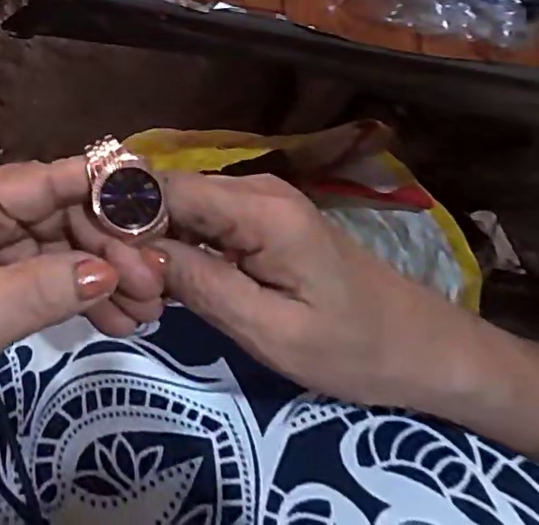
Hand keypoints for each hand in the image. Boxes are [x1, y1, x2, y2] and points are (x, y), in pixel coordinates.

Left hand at [0, 159, 166, 411]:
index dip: (101, 187)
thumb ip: (44, 287)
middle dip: (111, 243)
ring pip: (68, 243)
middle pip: (65, 211)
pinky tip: (122, 320)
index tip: (155, 202)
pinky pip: (59, 273)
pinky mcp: (8, 273)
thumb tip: (112, 271)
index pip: (47, 180)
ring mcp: (1, 241)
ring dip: (109, 272)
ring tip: (149, 310)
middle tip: (155, 284)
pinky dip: (89, 293)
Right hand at [152, 173, 479, 407]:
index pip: (163, 189)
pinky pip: (194, 216)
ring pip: (173, 203)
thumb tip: (134, 252)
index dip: (122, 215)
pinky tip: (168, 276)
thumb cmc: (360, 350)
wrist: (433, 351)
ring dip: (149, 239)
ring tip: (145, 287)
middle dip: (132, 232)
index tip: (106, 260)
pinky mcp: (254, 214)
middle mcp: (251, 187)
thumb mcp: (275, 333)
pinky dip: (173, 242)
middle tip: (128, 287)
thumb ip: (202, 286)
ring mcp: (253, 197)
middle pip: (163, 192)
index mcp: (260, 209)